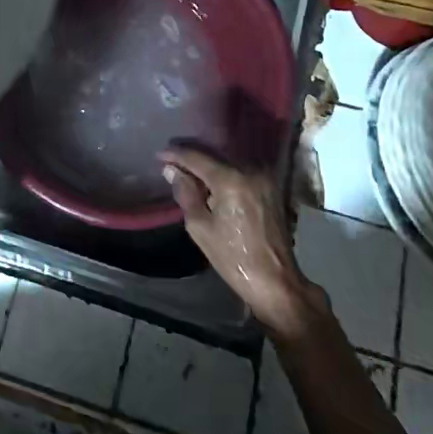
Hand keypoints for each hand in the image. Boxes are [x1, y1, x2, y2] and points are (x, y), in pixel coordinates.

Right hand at [161, 146, 319, 336]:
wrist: (273, 279)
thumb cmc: (232, 257)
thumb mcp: (200, 227)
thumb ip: (186, 193)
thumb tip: (172, 170)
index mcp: (231, 180)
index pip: (197, 158)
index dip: (176, 154)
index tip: (159, 155)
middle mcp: (250, 170)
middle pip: (215, 154)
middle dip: (192, 155)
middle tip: (170, 160)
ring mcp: (265, 176)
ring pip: (229, 160)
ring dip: (209, 162)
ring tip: (187, 168)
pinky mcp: (271, 186)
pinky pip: (241, 169)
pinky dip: (224, 170)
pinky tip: (211, 179)